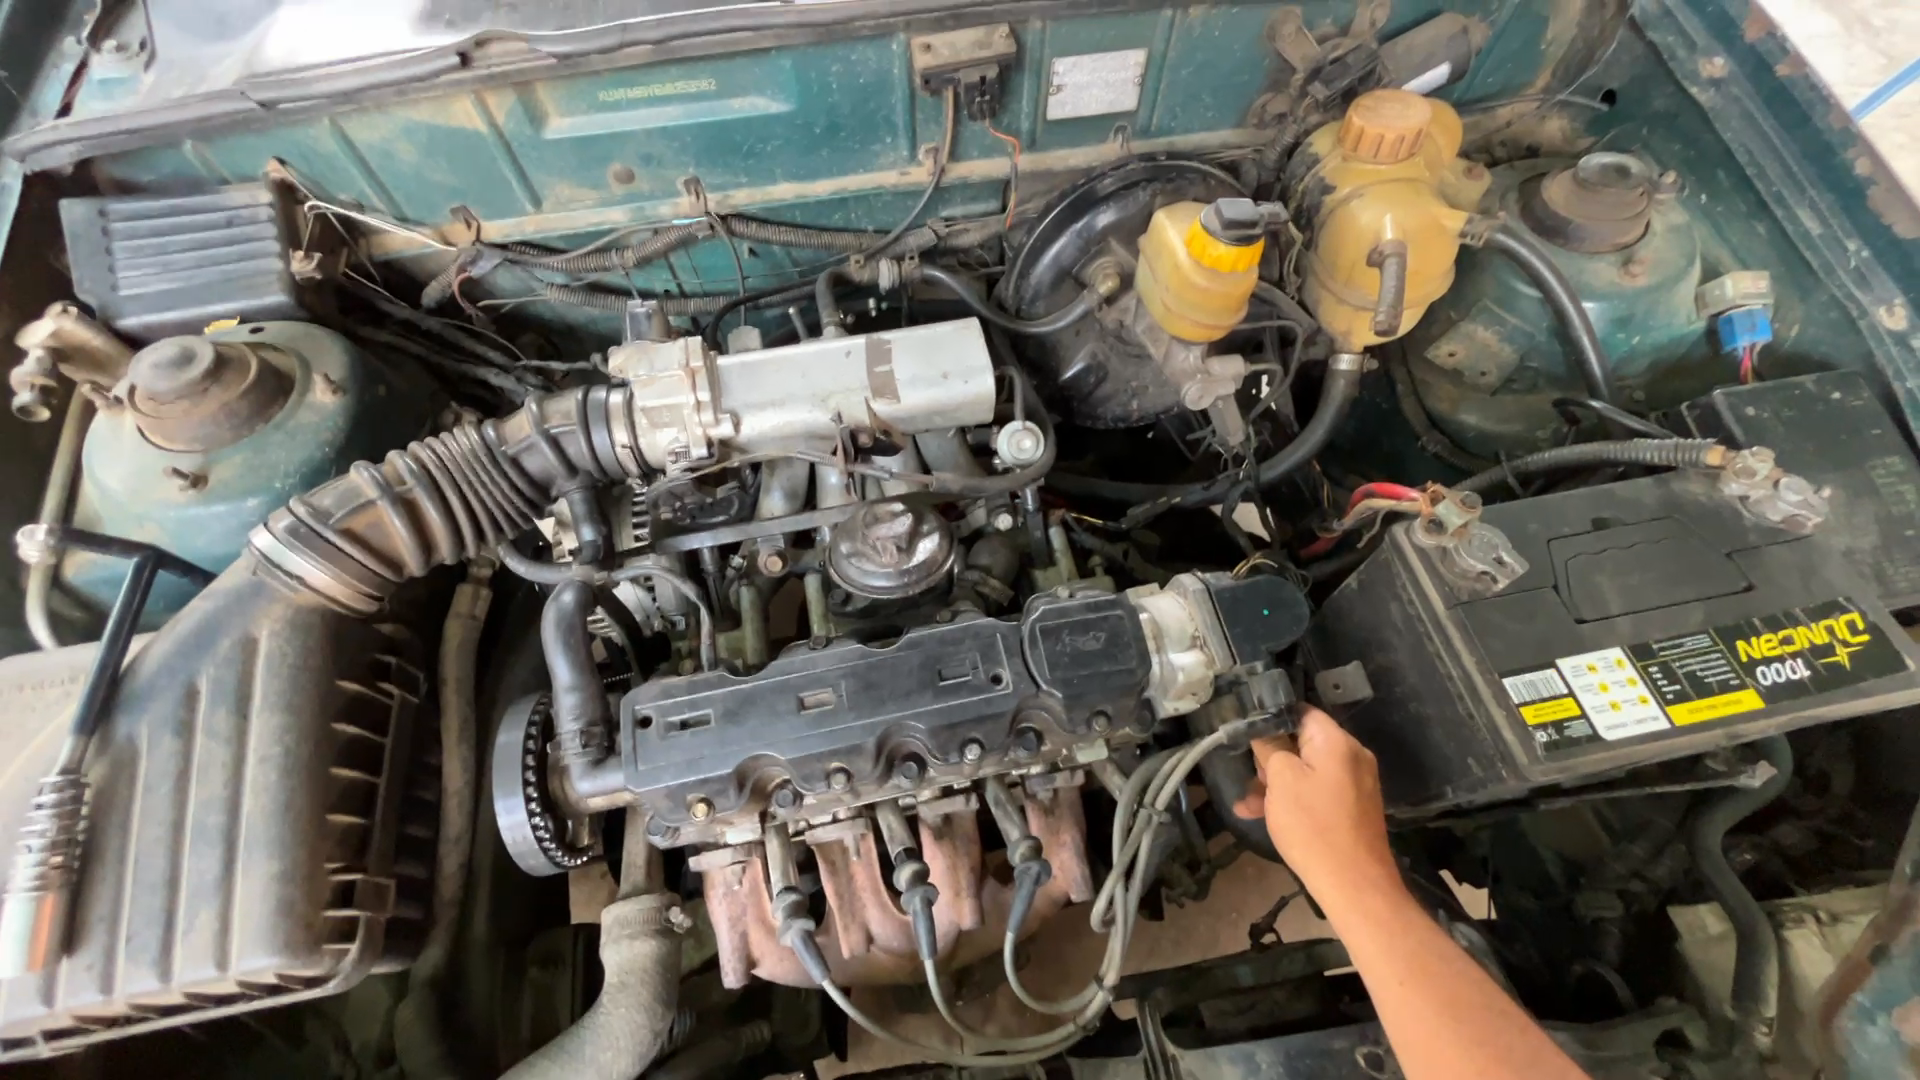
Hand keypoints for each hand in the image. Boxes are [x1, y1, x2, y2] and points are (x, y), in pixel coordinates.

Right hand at [1232, 707, 1399, 906]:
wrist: (1354, 886)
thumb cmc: (1313, 826)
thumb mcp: (1280, 779)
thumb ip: (1269, 746)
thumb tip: (1262, 728)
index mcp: (1337, 742)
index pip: (1300, 711)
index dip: (1270, 716)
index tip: (1243, 728)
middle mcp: (1351, 756)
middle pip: (1301, 741)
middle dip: (1269, 756)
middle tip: (1247, 773)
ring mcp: (1354, 783)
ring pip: (1305, 769)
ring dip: (1275, 782)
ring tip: (1247, 804)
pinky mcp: (1351, 806)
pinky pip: (1315, 790)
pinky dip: (1292, 798)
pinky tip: (1262, 815)